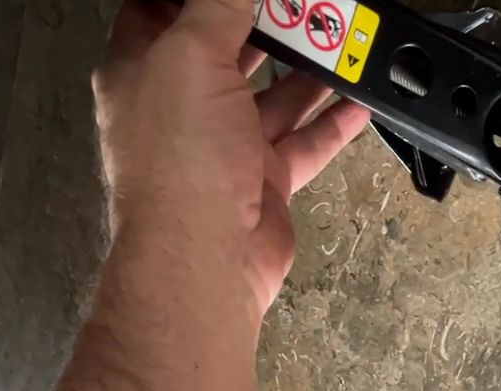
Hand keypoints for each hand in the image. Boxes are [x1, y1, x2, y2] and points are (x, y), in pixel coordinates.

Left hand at [93, 0, 371, 317]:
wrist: (209, 257)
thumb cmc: (183, 159)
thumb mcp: (192, 57)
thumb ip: (218, 9)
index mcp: (143, 69)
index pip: (160, 8)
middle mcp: (183, 108)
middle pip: (226, 51)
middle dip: (264, 23)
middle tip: (302, 6)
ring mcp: (226, 149)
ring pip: (272, 98)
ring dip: (306, 71)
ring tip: (340, 43)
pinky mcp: (264, 182)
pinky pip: (302, 144)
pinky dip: (330, 125)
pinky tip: (356, 103)